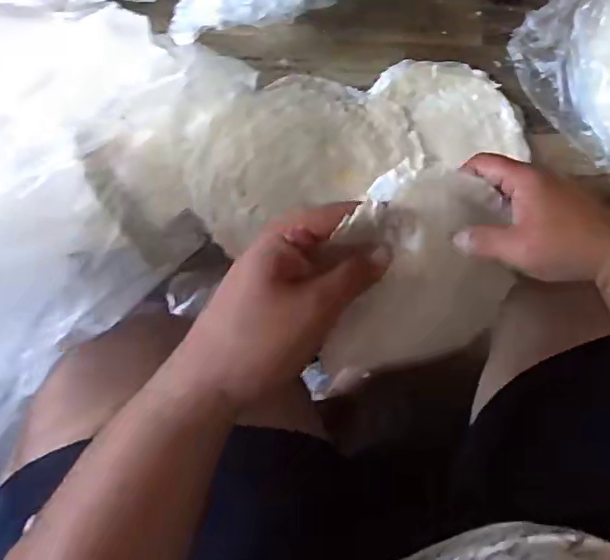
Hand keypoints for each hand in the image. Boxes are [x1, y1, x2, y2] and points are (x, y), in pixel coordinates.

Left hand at [163, 204, 387, 411]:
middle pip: (335, 234)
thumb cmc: (258, 341)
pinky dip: (339, 286)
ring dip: (355, 267)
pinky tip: (361, 300)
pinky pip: (317, 280)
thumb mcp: (315, 306)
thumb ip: (354, 273)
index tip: (410, 229)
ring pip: (327, 260)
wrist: (200, 396)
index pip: (340, 213)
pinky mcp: (275, 298)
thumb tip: (387, 249)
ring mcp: (276, 273)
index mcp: (283, 236)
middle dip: (368, 244)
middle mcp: (279, 247)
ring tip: (390, 276)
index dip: (376, 218)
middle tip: (406, 255)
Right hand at [455, 154, 609, 283]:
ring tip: (480, 221)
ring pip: (518, 184)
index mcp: (526, 177)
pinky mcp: (567, 200)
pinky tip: (512, 227)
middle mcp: (541, 174)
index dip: (464, 173)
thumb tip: (457, 235)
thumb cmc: (564, 246)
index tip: (447, 193)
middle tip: (458, 210)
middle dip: (479, 188)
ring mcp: (557, 185)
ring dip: (499, 198)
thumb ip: (484, 241)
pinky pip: (533, 194)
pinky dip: (517, 204)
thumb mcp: (518, 248)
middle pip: (501, 171)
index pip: (486, 162)